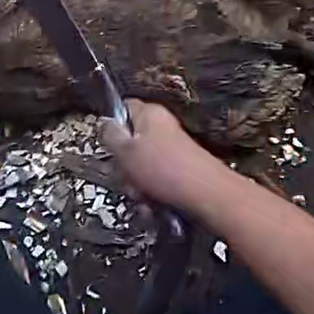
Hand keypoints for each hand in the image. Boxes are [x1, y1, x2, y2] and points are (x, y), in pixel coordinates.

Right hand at [100, 100, 235, 217]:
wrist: (210, 197)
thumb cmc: (164, 169)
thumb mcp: (125, 150)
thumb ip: (109, 134)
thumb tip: (103, 123)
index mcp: (149, 113)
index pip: (122, 108)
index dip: (111, 127)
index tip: (109, 146)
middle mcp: (161, 127)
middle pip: (129, 141)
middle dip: (124, 165)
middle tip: (128, 178)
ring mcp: (172, 149)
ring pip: (141, 164)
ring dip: (136, 183)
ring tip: (143, 196)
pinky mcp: (180, 170)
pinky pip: (156, 179)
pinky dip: (152, 192)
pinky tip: (153, 205)